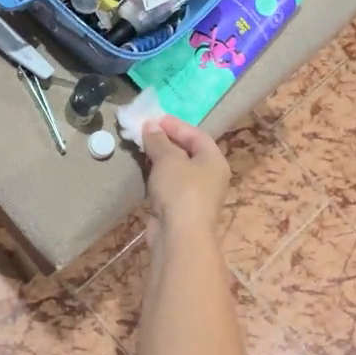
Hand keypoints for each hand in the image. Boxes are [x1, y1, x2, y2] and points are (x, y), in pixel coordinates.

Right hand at [143, 115, 230, 238]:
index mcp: (214, 160)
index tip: (154, 118)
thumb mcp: (168, 159)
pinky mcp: (181, 209)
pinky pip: (169, 185)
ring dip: (160, 159)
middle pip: (188, 152)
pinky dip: (157, 176)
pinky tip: (143, 170)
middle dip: (166, 141)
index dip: (175, 125)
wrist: (180, 236)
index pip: (196, 135)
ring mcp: (196, 195)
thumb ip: (158, 140)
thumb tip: (149, 125)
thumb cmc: (180, 191)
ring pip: (177, 170)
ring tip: (140, 148)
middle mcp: (210, 176)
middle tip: (144, 132)